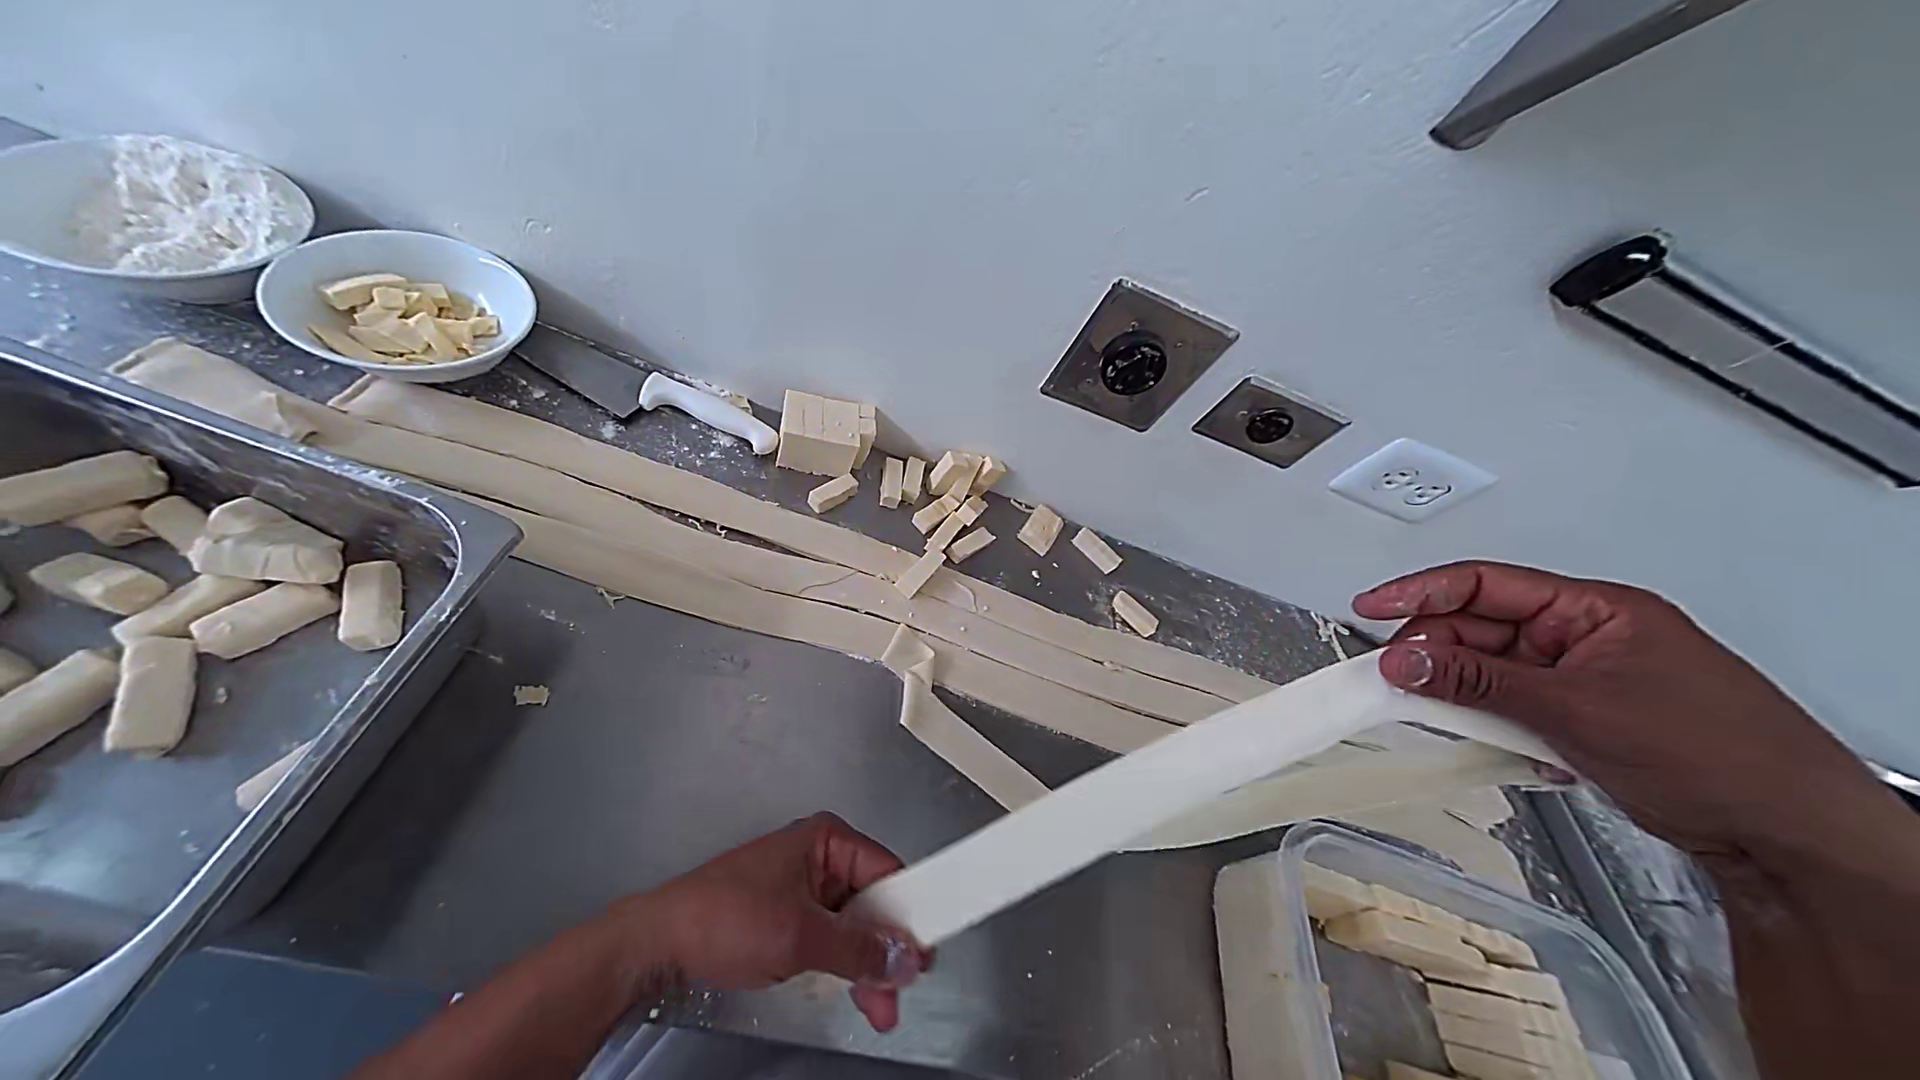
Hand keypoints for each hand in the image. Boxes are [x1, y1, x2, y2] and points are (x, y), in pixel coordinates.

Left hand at [624, 813, 929, 1031]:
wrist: (659, 944)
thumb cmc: (718, 916)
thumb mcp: (800, 936)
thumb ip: (858, 950)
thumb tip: (902, 955)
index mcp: (827, 840)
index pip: (889, 871)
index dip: (909, 913)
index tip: (925, 948)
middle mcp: (820, 857)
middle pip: (874, 901)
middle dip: (885, 950)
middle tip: (898, 988)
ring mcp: (805, 885)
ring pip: (854, 924)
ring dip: (866, 965)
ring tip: (876, 1003)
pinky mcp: (791, 911)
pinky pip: (832, 935)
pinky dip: (843, 964)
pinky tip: (851, 989)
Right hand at [1352, 561, 1895, 861]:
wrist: (1792, 839)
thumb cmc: (1719, 756)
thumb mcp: (1574, 709)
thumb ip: (1477, 681)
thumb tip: (1403, 662)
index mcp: (1592, 611)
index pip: (1484, 584)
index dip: (1419, 591)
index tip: (1368, 608)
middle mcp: (1580, 636)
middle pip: (1478, 629)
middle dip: (1434, 653)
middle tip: (1394, 679)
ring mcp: (1578, 677)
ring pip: (1487, 670)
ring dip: (1459, 693)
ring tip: (1438, 716)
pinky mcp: (1575, 715)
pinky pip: (1506, 704)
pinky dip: (1486, 721)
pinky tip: (1485, 739)